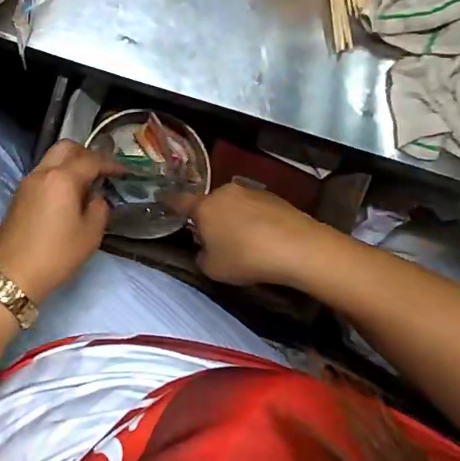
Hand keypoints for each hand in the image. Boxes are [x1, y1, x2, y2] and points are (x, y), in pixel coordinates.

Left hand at [0, 141, 124, 303]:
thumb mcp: (91, 233)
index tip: (125, 171)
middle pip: (67, 147)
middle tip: (102, 170)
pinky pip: (43, 172)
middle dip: (87, 153)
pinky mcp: (19, 194)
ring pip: (52, 158)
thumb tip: (96, 195)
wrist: (13, 275)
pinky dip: (58, 174)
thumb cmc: (57, 254)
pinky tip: (67, 194)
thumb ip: (99, 207)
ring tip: (86, 182)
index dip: (111, 164)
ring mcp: (27, 182)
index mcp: (63, 179)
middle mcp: (43, 173)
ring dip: (71, 163)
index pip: (92, 160)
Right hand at [177, 181, 335, 288]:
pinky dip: (256, 221)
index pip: (180, 201)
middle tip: (217, 241)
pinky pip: (256, 209)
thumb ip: (202, 256)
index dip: (170, 203)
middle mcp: (226, 192)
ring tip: (246, 243)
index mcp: (205, 206)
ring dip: (235, 219)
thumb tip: (206, 248)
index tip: (163, 202)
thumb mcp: (213, 268)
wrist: (296, 247)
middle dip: (211, 219)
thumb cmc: (246, 258)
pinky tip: (266, 239)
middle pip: (211, 204)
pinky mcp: (275, 197)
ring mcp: (252, 191)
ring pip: (235, 205)